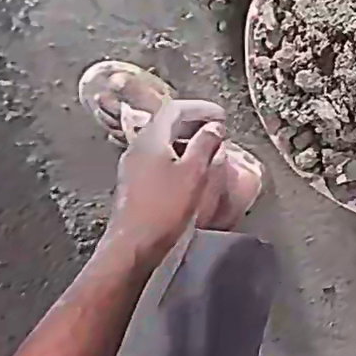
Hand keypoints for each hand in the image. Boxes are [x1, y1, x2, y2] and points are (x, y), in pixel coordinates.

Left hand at [99, 98, 229, 271]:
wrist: (133, 247)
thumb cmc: (165, 208)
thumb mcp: (194, 173)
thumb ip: (206, 144)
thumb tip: (215, 127)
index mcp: (151, 139)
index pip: (175, 109)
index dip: (201, 108)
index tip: (222, 115)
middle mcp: (138, 147)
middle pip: (167, 122)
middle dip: (195, 121)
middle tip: (219, 128)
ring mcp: (134, 165)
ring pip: (164, 140)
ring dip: (188, 138)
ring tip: (212, 146)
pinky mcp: (136, 182)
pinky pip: (160, 156)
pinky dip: (180, 153)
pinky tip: (194, 168)